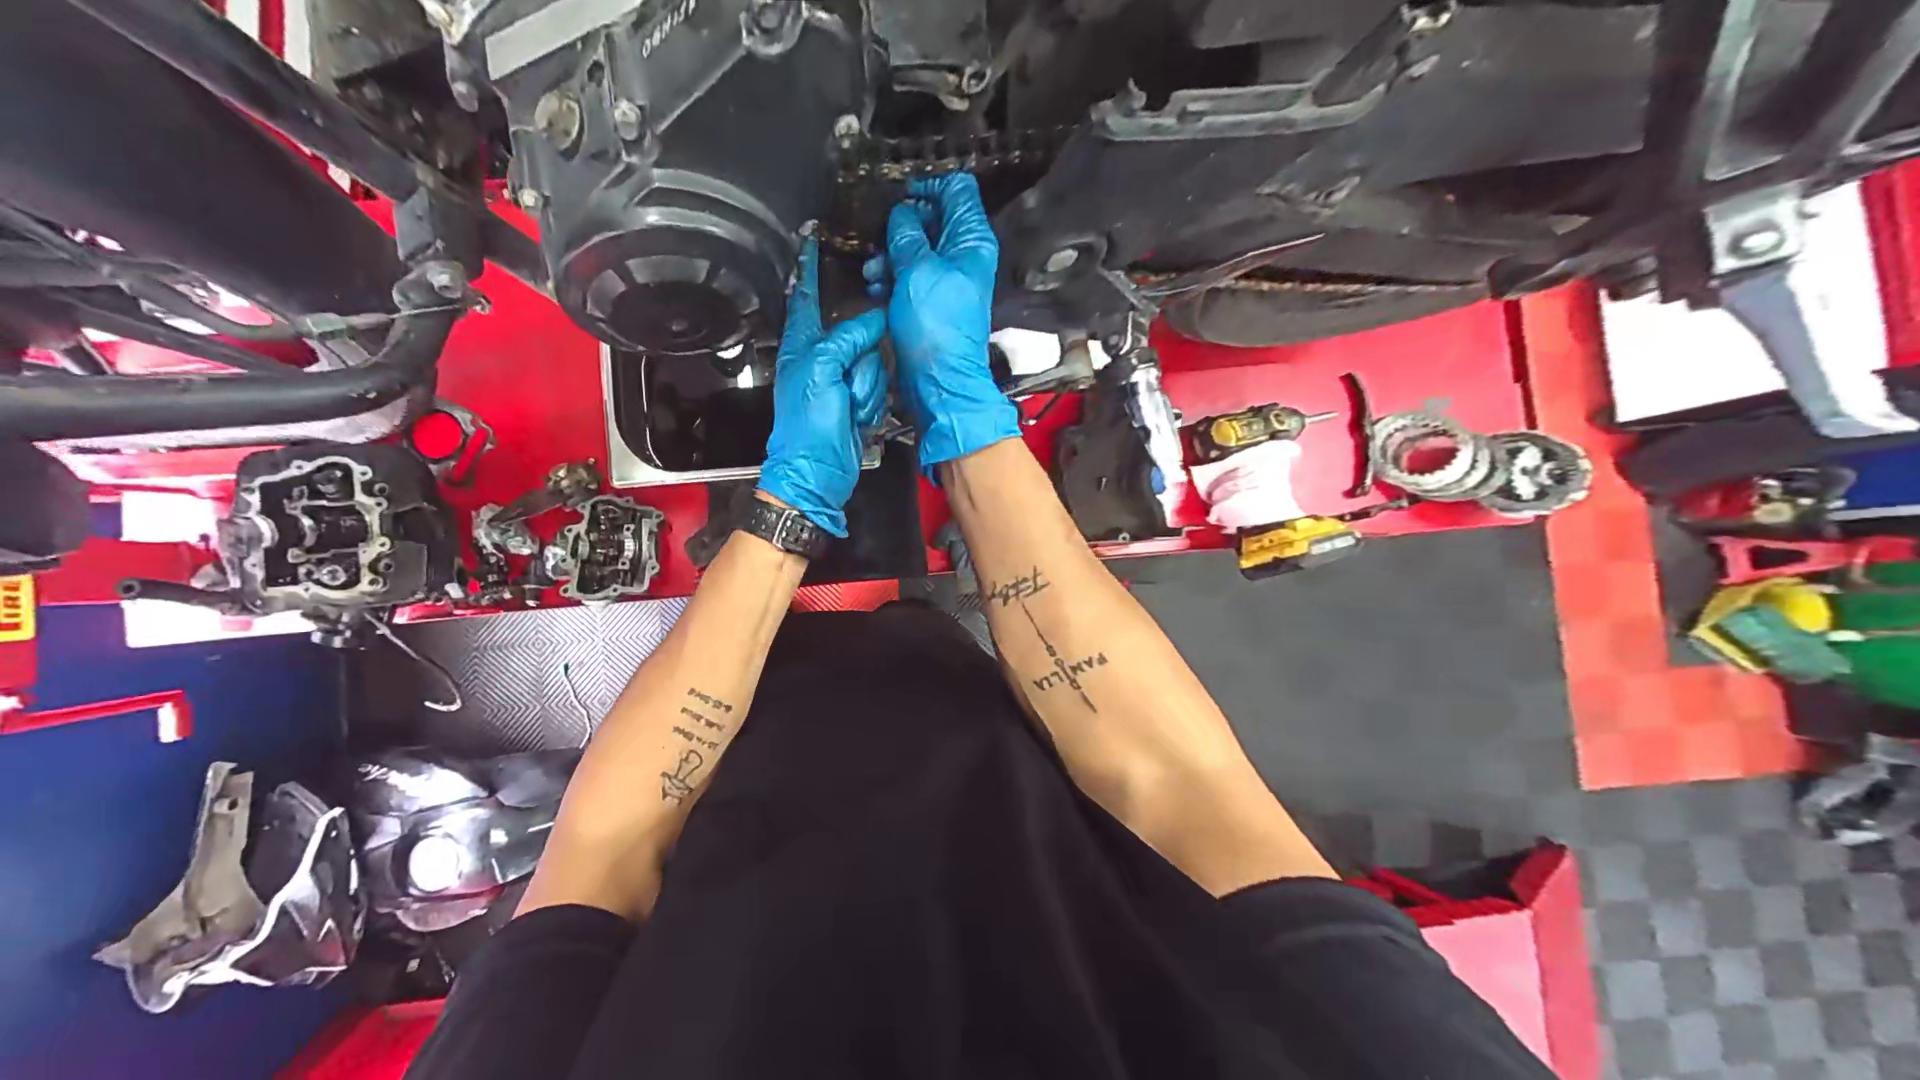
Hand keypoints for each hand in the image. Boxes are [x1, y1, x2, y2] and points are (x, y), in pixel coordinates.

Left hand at [757, 234, 887, 537]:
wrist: (819, 472)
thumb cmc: (808, 425)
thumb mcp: (823, 371)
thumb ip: (848, 338)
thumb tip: (876, 319)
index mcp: (801, 342)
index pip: (805, 292)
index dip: (809, 266)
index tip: (812, 235)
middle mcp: (822, 354)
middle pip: (857, 328)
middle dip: (861, 356)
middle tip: (849, 384)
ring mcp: (844, 377)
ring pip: (875, 358)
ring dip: (868, 386)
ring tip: (850, 407)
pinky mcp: (861, 397)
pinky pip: (880, 383)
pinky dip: (873, 401)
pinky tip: (858, 416)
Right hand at [866, 173, 1019, 469]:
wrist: (938, 381)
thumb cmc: (934, 328)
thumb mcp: (917, 271)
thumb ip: (906, 234)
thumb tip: (901, 213)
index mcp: (972, 240)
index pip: (957, 189)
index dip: (927, 187)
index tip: (899, 198)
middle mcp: (963, 256)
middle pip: (931, 219)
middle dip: (900, 228)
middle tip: (880, 242)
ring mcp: (946, 281)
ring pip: (914, 249)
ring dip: (889, 256)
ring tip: (874, 273)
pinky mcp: (929, 303)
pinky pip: (909, 277)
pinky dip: (892, 279)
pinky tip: (877, 290)